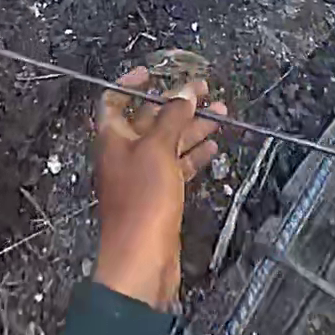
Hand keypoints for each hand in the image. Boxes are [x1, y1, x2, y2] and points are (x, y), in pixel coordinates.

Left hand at [91, 67, 226, 308]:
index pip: (115, 100)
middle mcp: (125, 154)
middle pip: (150, 119)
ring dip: (192, 126)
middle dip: (176, 103)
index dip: (132, 84)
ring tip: (220, 112)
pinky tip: (213, 146)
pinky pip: (177, 165)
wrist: (142, 261)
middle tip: (203, 90)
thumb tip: (185, 92)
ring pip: (169, 142)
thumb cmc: (142, 201)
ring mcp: (142, 175)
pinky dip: (194, 154)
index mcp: (113, 138)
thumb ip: (172, 117)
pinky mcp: (159, 195)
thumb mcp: (158, 149)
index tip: (154, 72)